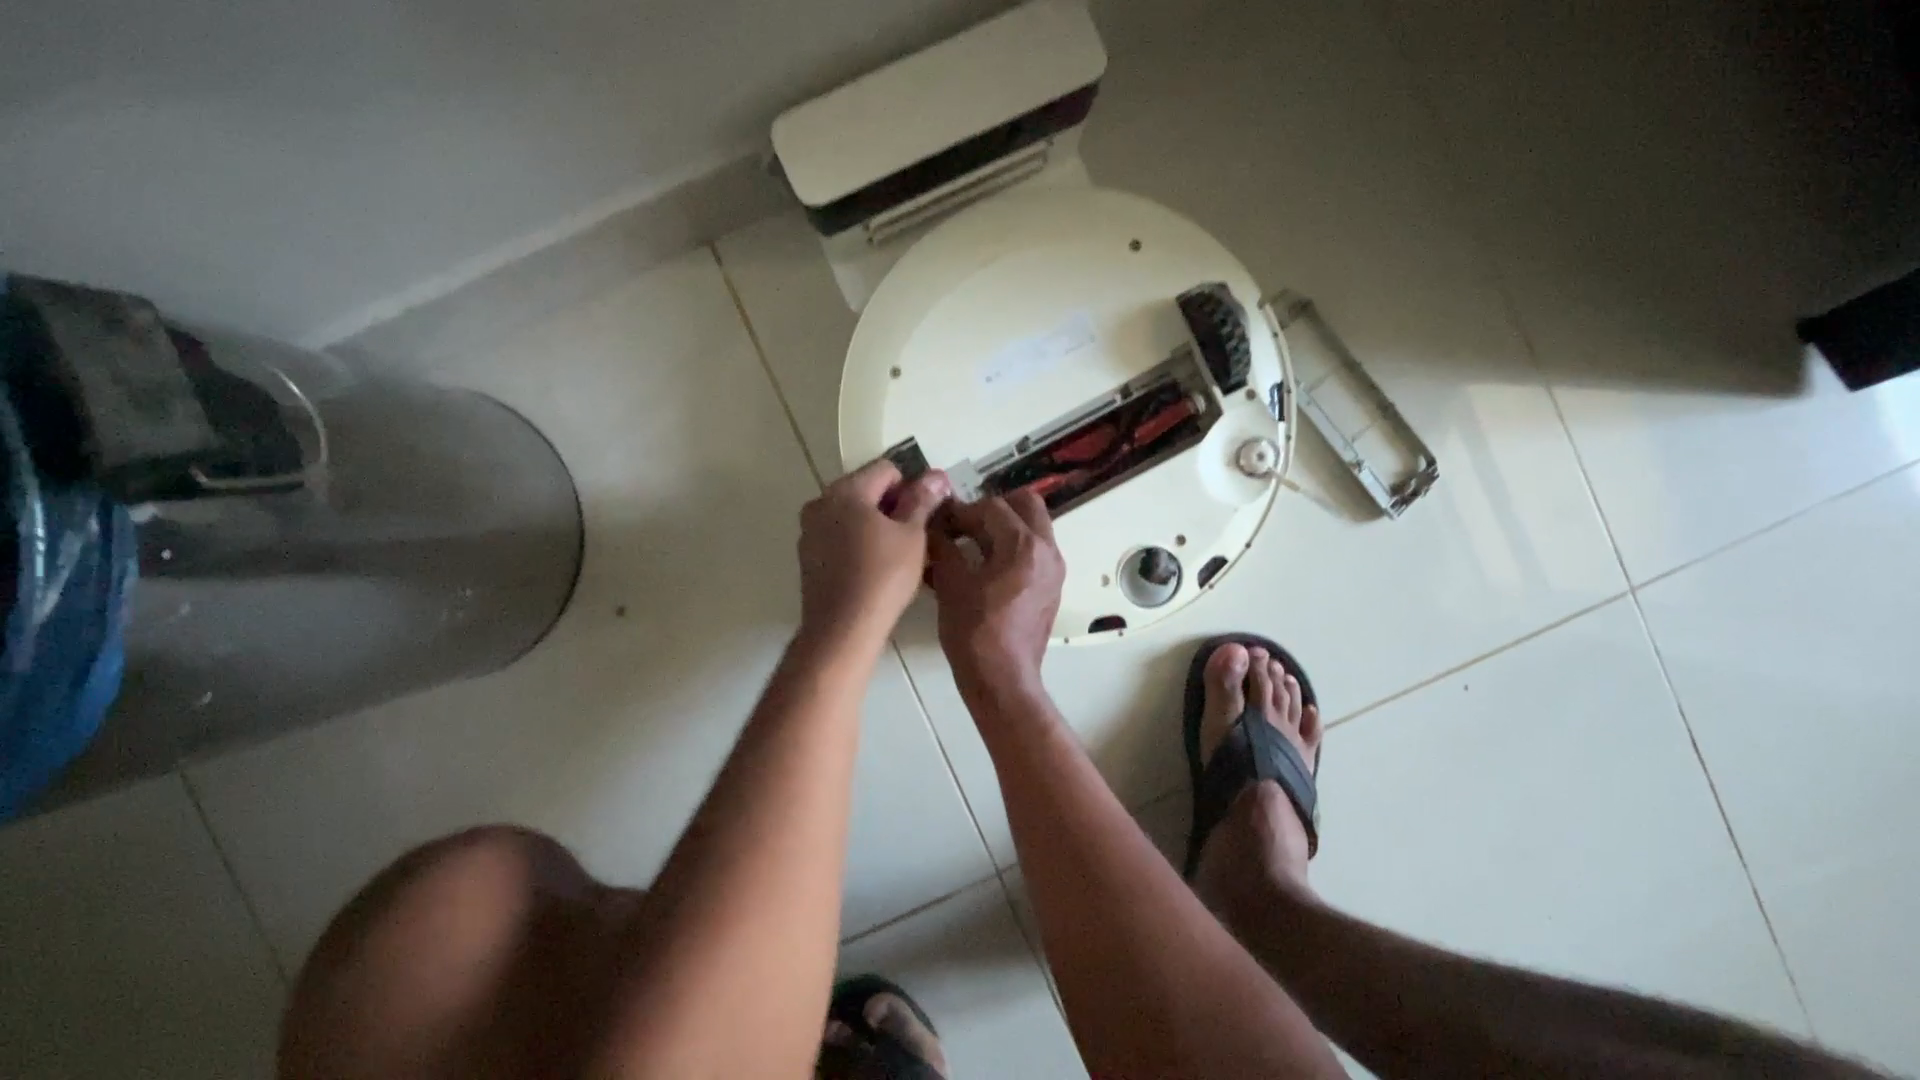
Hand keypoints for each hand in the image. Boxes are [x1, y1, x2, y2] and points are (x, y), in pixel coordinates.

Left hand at [797, 459, 950, 650]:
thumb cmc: (883, 576)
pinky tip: (874, 568)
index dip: (912, 486)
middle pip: (866, 489)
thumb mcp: (912, 536)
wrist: (842, 628)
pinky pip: (838, 536)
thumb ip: (922, 500)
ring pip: (851, 514)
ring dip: (875, 524)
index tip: (926, 513)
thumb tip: (935, 475)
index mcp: (846, 490)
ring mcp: (809, 530)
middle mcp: (821, 502)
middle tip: (916, 534)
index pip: (887, 469)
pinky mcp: (807, 556)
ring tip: (897, 553)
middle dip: (892, 505)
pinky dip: (857, 542)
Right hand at [925, 490, 1065, 695]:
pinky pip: (1037, 550)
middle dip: (994, 508)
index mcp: (1023, 545)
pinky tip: (987, 567)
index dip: (962, 510)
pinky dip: (1014, 547)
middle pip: (1026, 505)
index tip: (941, 521)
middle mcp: (1048, 550)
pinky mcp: (1053, 587)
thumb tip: (934, 527)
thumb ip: (943, 546)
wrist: (1002, 679)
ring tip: (974, 545)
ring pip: (1035, 527)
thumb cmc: (974, 632)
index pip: (992, 506)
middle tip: (965, 524)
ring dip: (1006, 527)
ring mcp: (1055, 569)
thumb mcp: (951, 584)